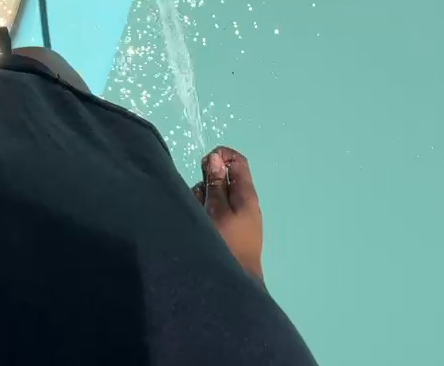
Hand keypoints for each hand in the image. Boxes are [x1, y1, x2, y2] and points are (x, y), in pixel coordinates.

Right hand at [193, 145, 263, 284]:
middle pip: (224, 177)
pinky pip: (215, 210)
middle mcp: (243, 202)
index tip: (204, 165)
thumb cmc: (227, 244)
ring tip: (197, 214)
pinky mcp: (229, 230)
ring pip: (216, 194)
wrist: (235, 286)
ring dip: (203, 198)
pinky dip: (205, 212)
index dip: (220, 156)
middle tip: (198, 196)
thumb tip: (215, 158)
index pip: (237, 161)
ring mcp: (237, 217)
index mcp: (246, 194)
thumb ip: (216, 185)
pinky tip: (198, 223)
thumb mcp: (217, 211)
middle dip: (206, 181)